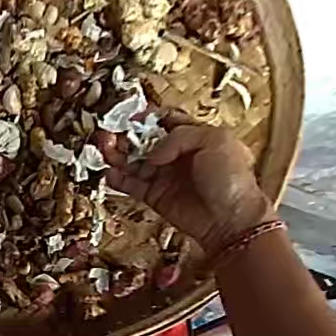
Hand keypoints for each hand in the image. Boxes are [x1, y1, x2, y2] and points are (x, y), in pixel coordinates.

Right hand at [102, 123, 275, 256]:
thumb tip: (151, 154)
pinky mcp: (153, 196)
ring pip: (133, 162)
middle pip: (144, 142)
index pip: (166, 121)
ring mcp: (163, 176)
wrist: (228, 218)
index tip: (131, 118)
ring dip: (117, 156)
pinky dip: (117, 180)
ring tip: (104, 151)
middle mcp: (176, 155)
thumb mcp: (215, 141)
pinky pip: (131, 185)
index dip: (148, 118)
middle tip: (109, 135)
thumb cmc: (231, 178)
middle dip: (126, 138)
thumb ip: (180, 138)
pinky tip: (109, 174)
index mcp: (194, 136)